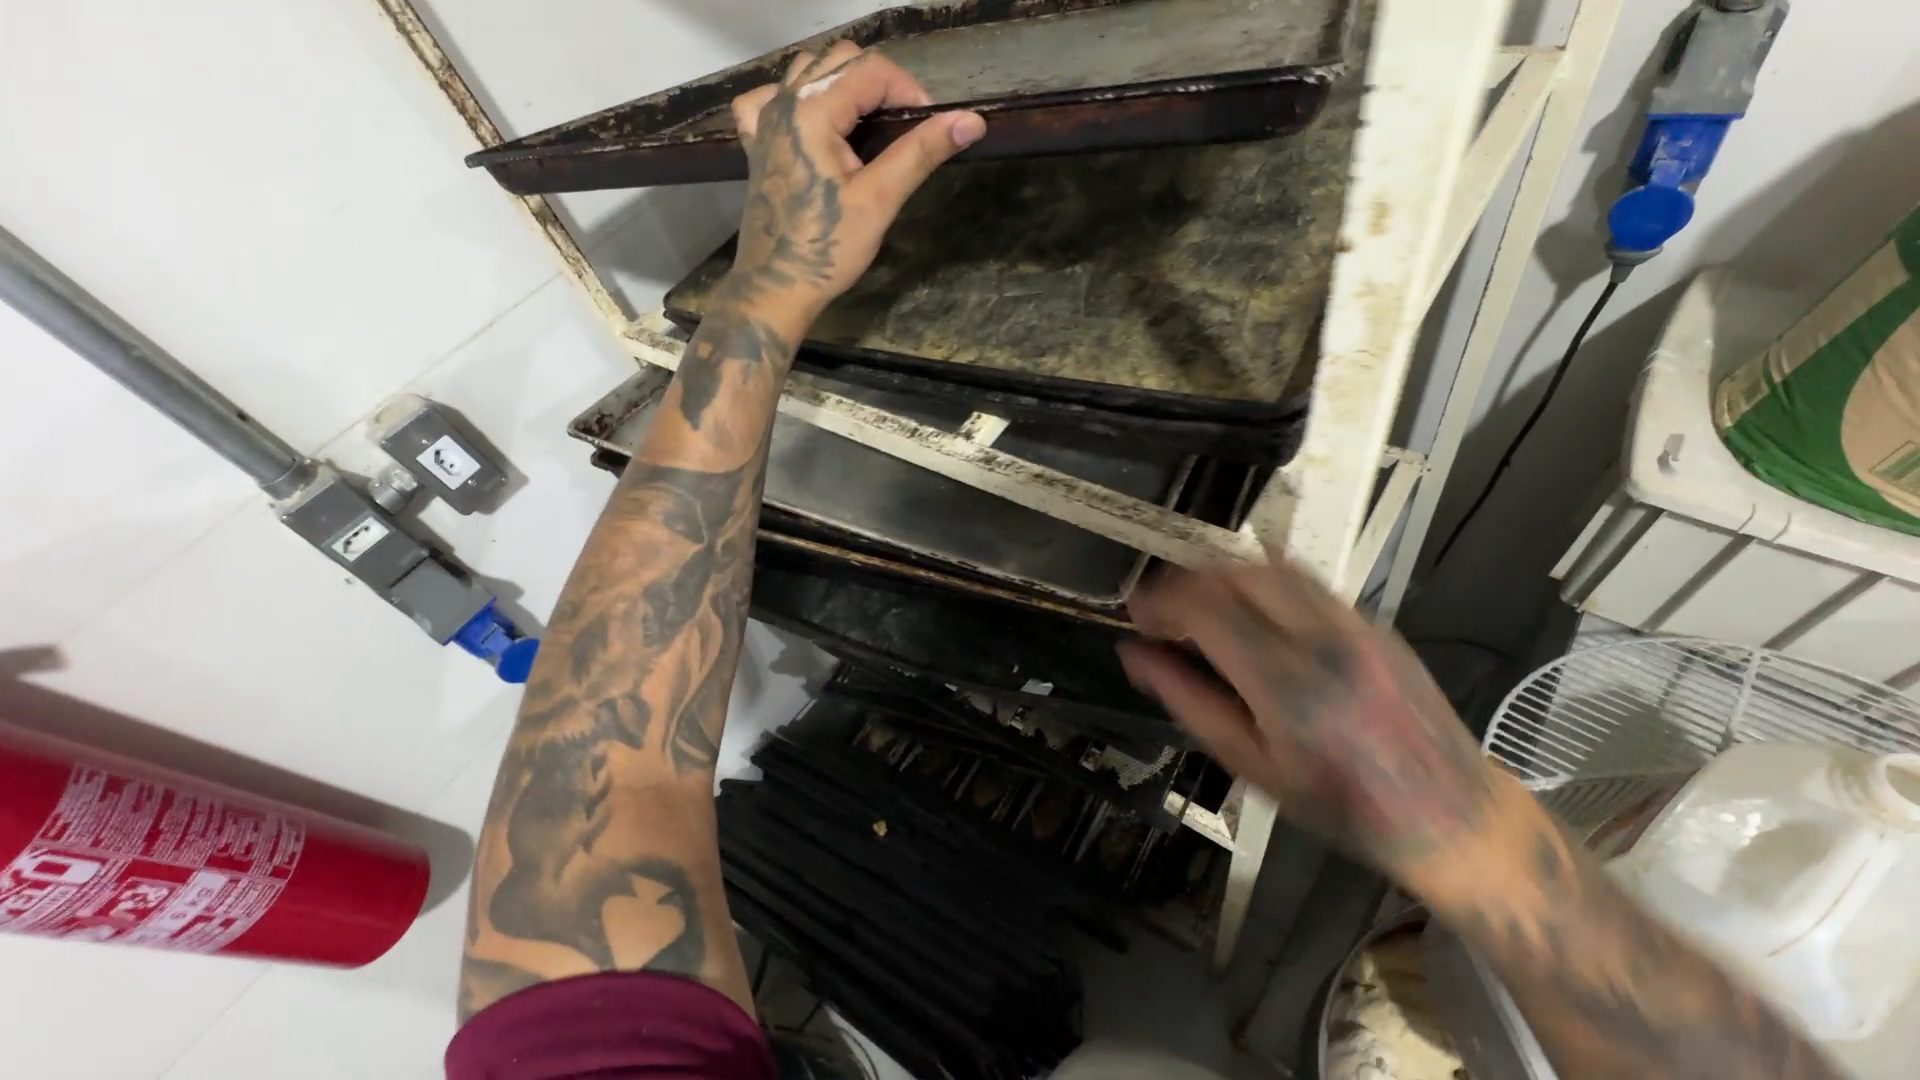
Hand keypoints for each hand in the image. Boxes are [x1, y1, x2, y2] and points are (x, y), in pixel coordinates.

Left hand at [725, 41, 984, 333]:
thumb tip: (970, 121)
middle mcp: (783, 104)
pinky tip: (811, 124)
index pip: (870, 70)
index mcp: (811, 112)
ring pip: (807, 71)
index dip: (908, 91)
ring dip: (842, 85)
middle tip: (904, 127)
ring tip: (867, 126)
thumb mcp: (880, 199)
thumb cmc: (828, 249)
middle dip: (880, 84)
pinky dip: (793, 99)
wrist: (777, 288)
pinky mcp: (757, 146)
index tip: (929, 127)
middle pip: (840, 60)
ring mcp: (764, 123)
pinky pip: (769, 99)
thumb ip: (921, 152)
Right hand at [1117, 553, 1493, 877]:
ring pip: (1275, 567)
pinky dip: (1265, 581)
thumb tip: (1136, 657)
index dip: (1160, 602)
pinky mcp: (1375, 623)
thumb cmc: (1341, 806)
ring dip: (1225, 573)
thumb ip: (1190, 704)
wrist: (1450, 814)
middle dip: (1188, 580)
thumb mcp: (1253, 767)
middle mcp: (1323, 641)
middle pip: (1238, 574)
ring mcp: (1356, 625)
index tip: (1136, 614)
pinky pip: (1309, 582)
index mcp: (1287, 686)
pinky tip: (1251, 607)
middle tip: (1163, 608)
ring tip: (1200, 602)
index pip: (1207, 610)